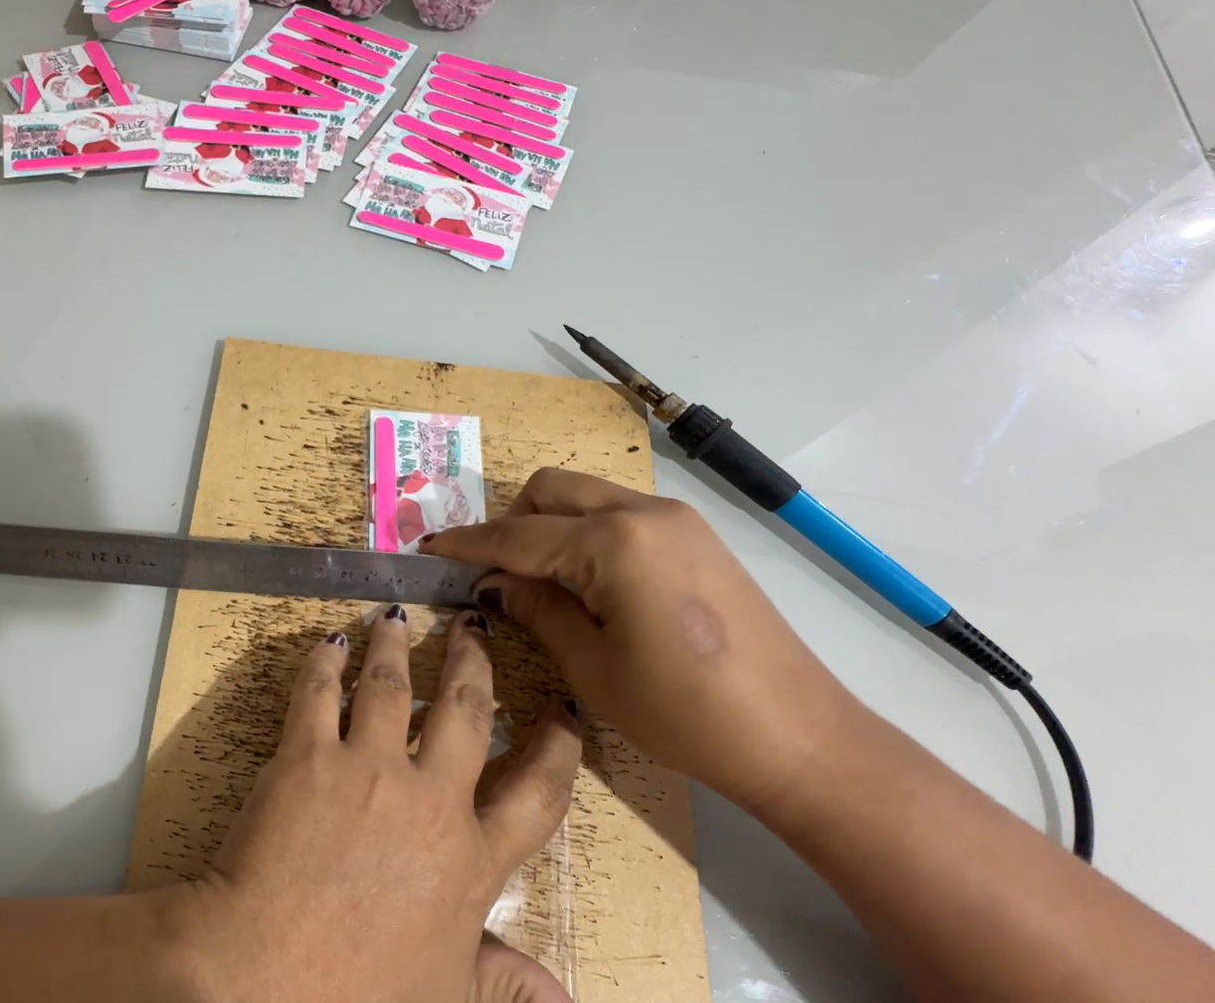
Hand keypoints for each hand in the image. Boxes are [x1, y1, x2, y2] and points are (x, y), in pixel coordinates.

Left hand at [167, 608, 586, 1002]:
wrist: (263, 974)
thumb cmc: (358, 993)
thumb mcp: (447, 993)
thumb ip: (504, 983)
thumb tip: (560, 997)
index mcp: (471, 860)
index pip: (534, 793)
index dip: (556, 748)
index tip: (563, 709)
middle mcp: (429, 800)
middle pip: (466, 712)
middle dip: (474, 662)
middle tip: (475, 626)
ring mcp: (367, 770)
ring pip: (393, 686)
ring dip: (396, 646)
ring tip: (396, 617)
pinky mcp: (307, 756)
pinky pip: (321, 693)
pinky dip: (325, 662)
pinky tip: (329, 643)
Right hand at [422, 468, 862, 812]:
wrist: (798, 737)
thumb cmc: (683, 712)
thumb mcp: (591, 667)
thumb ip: (535, 609)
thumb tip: (490, 583)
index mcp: (613, 542)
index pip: (518, 535)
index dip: (468, 545)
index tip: (428, 551)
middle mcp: (644, 512)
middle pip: (550, 490)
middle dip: (509, 521)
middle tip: (488, 572)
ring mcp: (677, 519)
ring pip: (586, 495)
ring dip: (548, 524)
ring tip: (533, 580)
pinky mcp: (696, 537)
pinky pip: (619, 513)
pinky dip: (585, 532)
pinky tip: (583, 581)